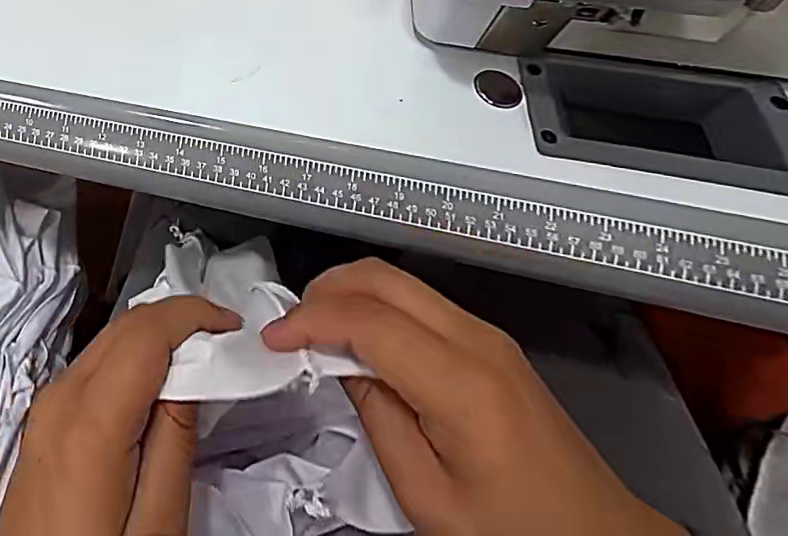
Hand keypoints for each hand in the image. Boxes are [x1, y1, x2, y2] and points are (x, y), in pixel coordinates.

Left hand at [0, 295, 240, 535]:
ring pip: (111, 339)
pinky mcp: (44, 421)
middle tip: (223, 339)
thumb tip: (191, 372)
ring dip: (157, 336)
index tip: (231, 325)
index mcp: (88, 421)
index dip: (193, 314)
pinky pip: (95, 364)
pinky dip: (133, 357)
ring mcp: (46, 408)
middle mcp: (59, 399)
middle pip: (126, 327)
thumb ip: (175, 438)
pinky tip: (159, 381)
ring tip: (200, 360)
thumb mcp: (156, 525)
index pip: (146, 332)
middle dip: (179, 319)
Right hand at [262, 259, 684, 535]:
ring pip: (397, 278)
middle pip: (382, 277)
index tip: (274, 337)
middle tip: (291, 325)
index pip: (368, 320)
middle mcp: (475, 339)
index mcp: (462, 382)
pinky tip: (358, 335)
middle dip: (325, 289)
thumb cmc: (513, 529)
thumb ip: (377, 416)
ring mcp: (484, 332)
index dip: (311, 320)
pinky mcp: (487, 338)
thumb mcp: (428, 496)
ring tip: (315, 328)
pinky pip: (416, 299)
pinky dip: (374, 303)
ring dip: (347, 291)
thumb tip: (340, 362)